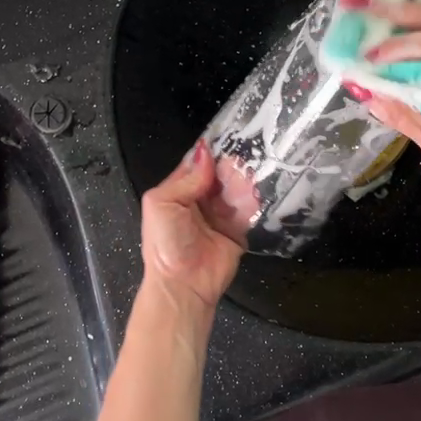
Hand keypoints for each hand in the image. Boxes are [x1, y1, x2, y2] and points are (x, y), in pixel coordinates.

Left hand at [140, 140, 245, 313]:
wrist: (182, 285)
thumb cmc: (165, 242)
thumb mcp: (163, 203)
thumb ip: (187, 179)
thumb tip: (205, 151)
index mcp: (180, 191)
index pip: (198, 165)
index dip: (211, 152)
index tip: (229, 136)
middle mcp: (201, 200)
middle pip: (220, 175)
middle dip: (231, 166)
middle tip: (245, 156)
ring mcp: (221, 215)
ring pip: (236, 190)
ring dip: (244, 181)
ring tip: (252, 173)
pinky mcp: (238, 231)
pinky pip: (248, 210)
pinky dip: (253, 201)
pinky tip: (257, 192)